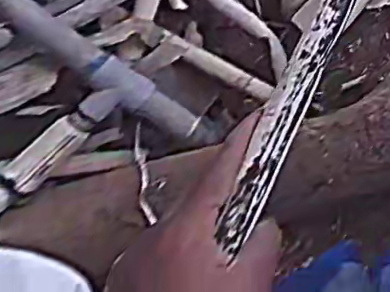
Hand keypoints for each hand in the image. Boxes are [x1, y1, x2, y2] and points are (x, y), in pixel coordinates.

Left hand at [106, 115, 281, 291]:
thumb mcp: (251, 286)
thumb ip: (264, 242)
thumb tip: (264, 225)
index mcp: (187, 229)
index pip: (225, 165)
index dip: (249, 136)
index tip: (263, 114)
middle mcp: (154, 237)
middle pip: (203, 197)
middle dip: (230, 201)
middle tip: (254, 216)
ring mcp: (133, 262)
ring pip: (182, 227)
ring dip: (206, 235)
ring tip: (223, 270)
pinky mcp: (124, 282)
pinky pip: (163, 253)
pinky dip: (184, 257)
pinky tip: (197, 282)